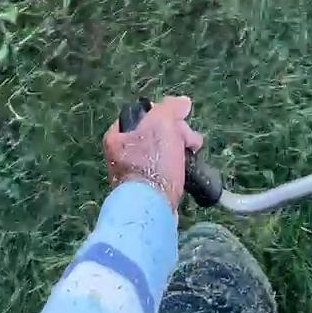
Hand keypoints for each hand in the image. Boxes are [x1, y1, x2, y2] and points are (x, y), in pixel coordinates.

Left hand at [103, 96, 204, 210]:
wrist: (152, 210)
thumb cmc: (153, 163)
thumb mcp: (162, 124)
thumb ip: (171, 108)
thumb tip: (183, 102)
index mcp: (117, 135)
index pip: (145, 114)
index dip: (165, 115)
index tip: (179, 122)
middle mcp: (120, 153)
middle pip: (156, 131)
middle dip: (178, 133)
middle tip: (190, 141)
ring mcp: (133, 173)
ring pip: (163, 150)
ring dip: (181, 148)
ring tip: (194, 155)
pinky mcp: (146, 190)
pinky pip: (164, 169)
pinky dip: (176, 167)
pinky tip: (187, 170)